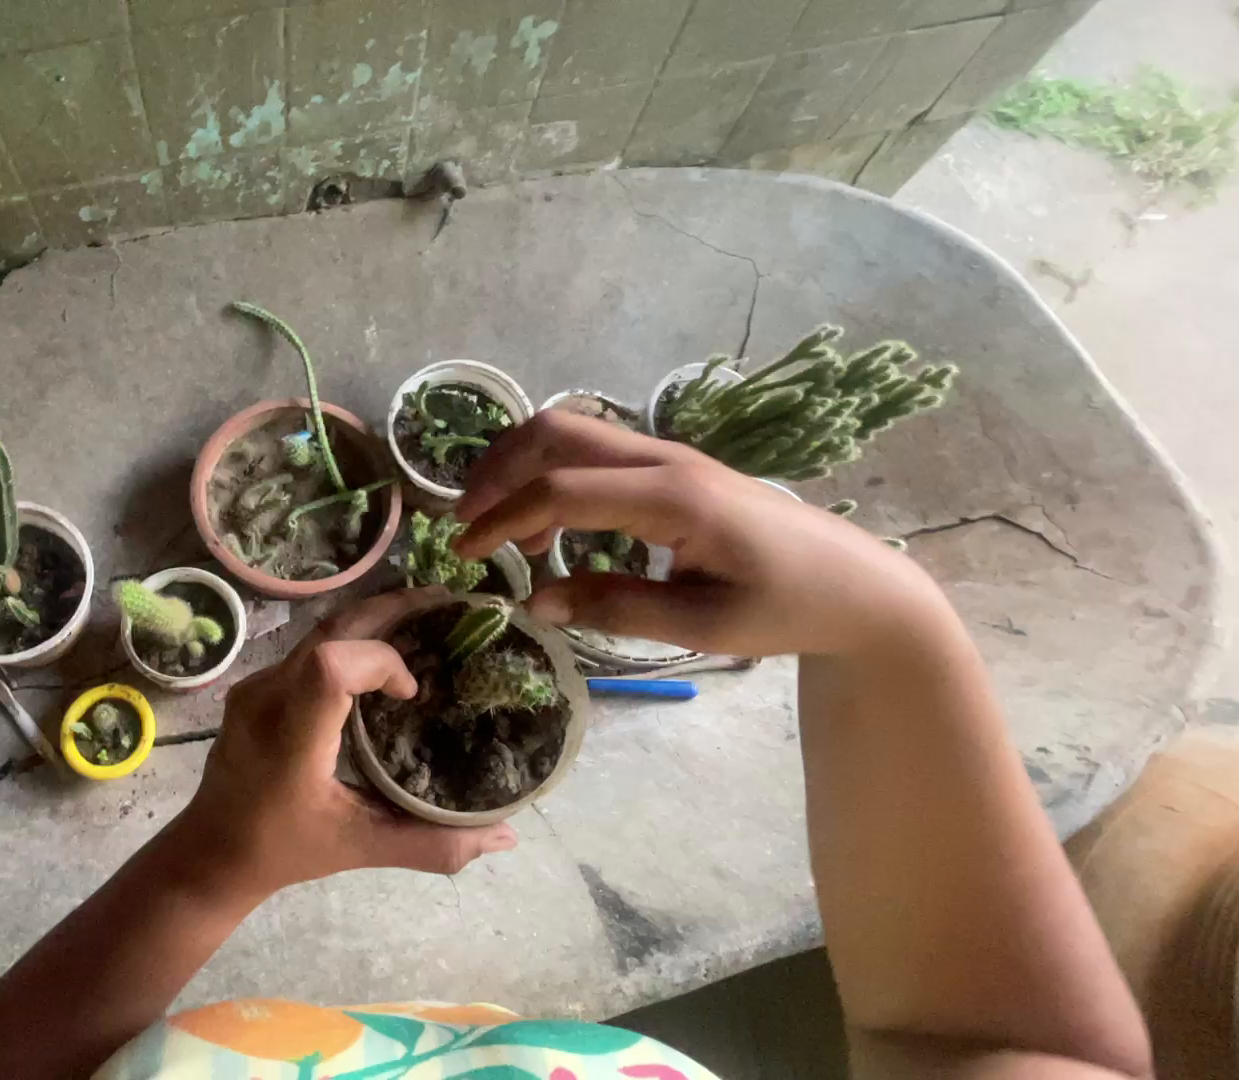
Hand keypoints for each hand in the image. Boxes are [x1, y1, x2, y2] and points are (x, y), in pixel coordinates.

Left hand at [171, 589, 517, 899]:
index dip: (379, 661)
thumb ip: (432, 845)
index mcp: (289, 739)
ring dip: (371, 619)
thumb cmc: (283, 849)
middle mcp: (266, 698)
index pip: (329, 666)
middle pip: (328, 630)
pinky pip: (307, 645)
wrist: (211, 848)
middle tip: (444, 603)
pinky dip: (350, 638)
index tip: (410, 692)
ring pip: (318, 630)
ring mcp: (256, 685)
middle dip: (389, 610)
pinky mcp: (256, 684)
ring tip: (421, 616)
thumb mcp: (359, 849)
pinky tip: (380, 649)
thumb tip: (506, 838)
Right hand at [454, 409, 951, 658]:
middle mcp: (663, 459)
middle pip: (555, 431)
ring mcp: (664, 455)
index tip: (466, 552)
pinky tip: (546, 530)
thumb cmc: (787, 607)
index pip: (562, 490)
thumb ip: (614, 608)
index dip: (503, 518)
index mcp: (674, 498)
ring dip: (517, 469)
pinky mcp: (664, 466)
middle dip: (496, 471)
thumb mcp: (702, 625)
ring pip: (567, 431)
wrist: (858, 583)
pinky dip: (546, 476)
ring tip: (501, 533)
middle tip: (466, 521)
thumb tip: (533, 601)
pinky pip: (588, 452)